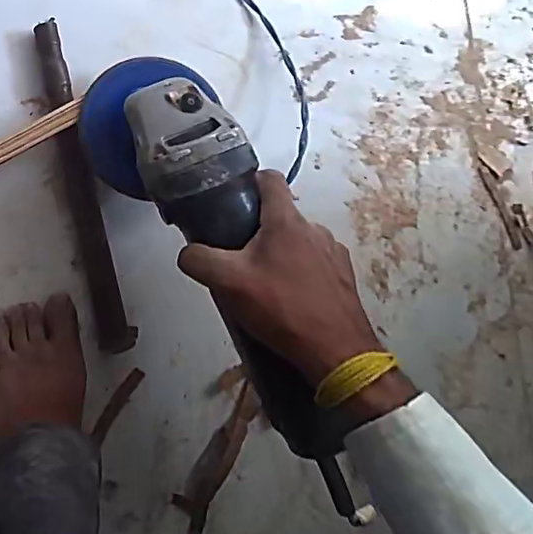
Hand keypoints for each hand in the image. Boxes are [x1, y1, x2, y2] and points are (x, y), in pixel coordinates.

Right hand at [176, 171, 386, 382]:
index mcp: (286, 221)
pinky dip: (297, 273)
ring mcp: (334, 253)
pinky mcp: (344, 278)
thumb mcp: (227, 283)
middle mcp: (314, 229)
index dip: (248, 181)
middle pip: (279, 214)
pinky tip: (286, 299)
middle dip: (256, 228)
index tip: (231, 197)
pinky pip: (314, 263)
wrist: (338, 355)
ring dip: (278, 253)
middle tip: (236, 255)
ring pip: (296, 240)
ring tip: (261, 282)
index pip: (269, 178)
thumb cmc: (283, 309)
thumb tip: (187, 253)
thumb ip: (198, 260)